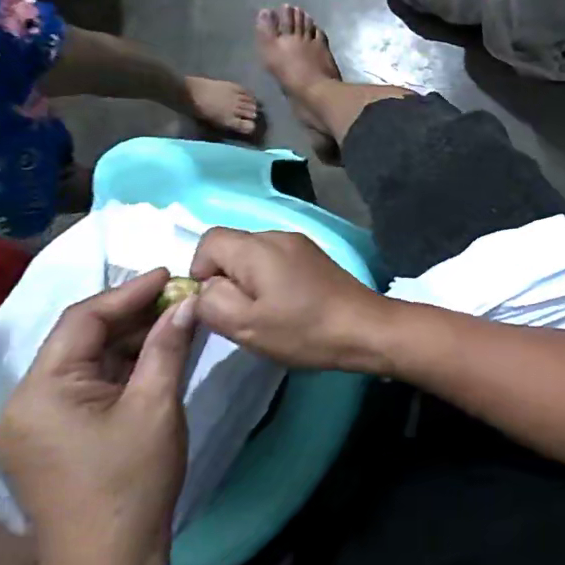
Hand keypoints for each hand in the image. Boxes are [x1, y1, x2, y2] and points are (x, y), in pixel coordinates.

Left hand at [0, 270, 194, 564]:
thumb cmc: (133, 481)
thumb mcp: (156, 405)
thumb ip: (167, 346)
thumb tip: (188, 301)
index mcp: (38, 392)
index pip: (82, 321)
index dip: (127, 293)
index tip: (168, 274)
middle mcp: (21, 403)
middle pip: (78, 341)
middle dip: (129, 317)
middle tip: (175, 299)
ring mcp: (29, 426)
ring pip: (81, 364)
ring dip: (124, 343)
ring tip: (170, 323)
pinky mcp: (44, 443)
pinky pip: (80, 389)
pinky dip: (115, 371)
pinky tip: (150, 358)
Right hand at [190, 228, 389, 372]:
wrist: (364, 329)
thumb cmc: (303, 329)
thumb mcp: (246, 326)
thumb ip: (211, 303)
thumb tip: (203, 288)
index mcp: (257, 247)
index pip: (208, 241)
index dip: (201, 271)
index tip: (216, 304)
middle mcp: (277, 235)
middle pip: (232, 247)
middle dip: (226, 279)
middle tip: (242, 315)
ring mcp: (299, 244)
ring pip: (254, 256)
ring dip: (250, 282)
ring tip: (266, 315)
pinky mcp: (314, 257)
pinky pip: (277, 261)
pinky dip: (271, 281)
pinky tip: (287, 308)